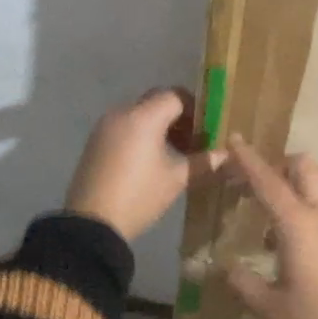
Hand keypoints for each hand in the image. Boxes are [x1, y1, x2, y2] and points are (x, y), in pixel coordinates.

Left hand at [65, 89, 224, 239]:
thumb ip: (202, 162)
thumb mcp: (176, 179)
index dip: (195, 109)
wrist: (92, 223)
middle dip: (176, 117)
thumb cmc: (139, 196)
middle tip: (192, 142)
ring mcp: (104, 127)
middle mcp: (121, 113)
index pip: (175, 96)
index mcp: (144, 117)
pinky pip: (123, 127)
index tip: (206, 130)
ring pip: (138, 115)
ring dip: (157, 127)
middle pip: (155, 101)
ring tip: (172, 155)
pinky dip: (139, 135)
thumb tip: (224, 155)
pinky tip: (148, 162)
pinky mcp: (94, 142)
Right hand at [223, 136, 317, 318]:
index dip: (247, 160)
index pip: (268, 182)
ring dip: (292, 188)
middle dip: (277, 165)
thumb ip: (244, 285)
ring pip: (317, 186)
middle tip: (252, 185)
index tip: (231, 140)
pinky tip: (292, 247)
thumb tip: (225, 267)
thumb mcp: (275, 312)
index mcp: (299, 225)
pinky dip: (306, 209)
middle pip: (303, 166)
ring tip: (267, 223)